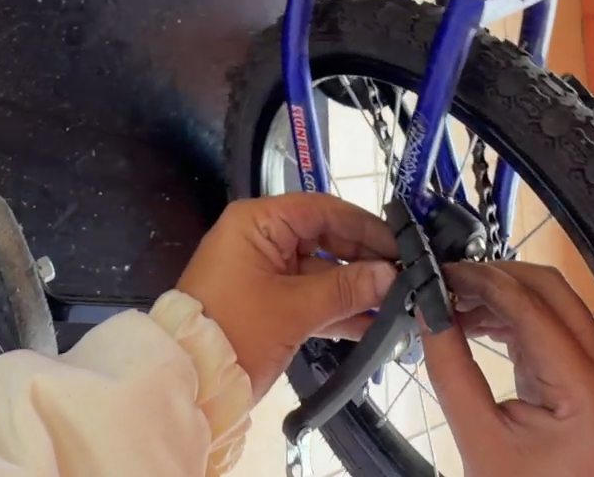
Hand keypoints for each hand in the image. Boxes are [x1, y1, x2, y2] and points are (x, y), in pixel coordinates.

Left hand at [177, 193, 398, 397]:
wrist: (189, 383)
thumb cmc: (237, 329)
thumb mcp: (294, 309)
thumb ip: (346, 289)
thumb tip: (391, 275)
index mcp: (259, 222)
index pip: (321, 210)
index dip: (363, 226)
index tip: (398, 245)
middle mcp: (263, 237)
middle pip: (325, 238)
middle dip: (364, 261)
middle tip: (404, 277)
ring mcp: (266, 270)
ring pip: (321, 270)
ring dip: (356, 289)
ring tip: (397, 303)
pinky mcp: (270, 300)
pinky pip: (311, 296)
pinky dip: (338, 309)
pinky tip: (374, 325)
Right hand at [424, 262, 593, 476]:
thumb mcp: (476, 439)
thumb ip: (450, 365)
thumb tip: (426, 308)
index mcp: (588, 396)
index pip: (531, 308)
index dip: (482, 281)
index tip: (442, 274)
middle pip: (551, 292)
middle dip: (496, 277)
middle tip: (450, 281)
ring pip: (552, 303)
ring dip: (502, 294)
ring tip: (455, 302)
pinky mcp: (585, 384)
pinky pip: (549, 328)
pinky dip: (511, 317)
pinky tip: (475, 321)